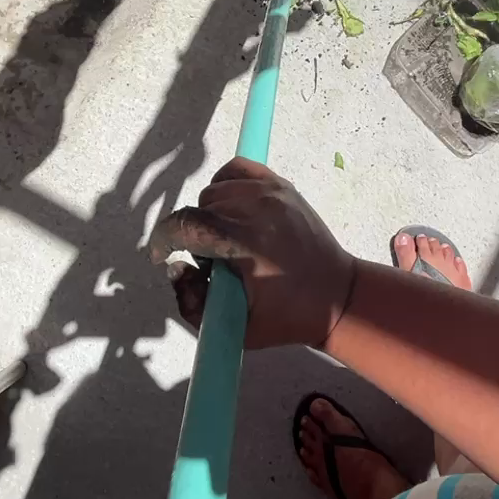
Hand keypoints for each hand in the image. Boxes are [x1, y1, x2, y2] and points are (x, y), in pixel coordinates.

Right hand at [149, 158, 357, 348]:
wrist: (336, 294)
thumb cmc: (286, 317)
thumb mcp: (235, 328)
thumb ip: (193, 303)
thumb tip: (175, 267)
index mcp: (247, 245)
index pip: (188, 225)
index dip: (164, 238)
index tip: (161, 254)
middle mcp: (258, 210)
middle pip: (200, 208)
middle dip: (194, 236)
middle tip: (212, 261)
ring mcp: (271, 192)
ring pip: (215, 190)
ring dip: (211, 214)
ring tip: (228, 240)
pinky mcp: (280, 184)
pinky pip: (235, 169)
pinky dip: (225, 184)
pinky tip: (232, 209)